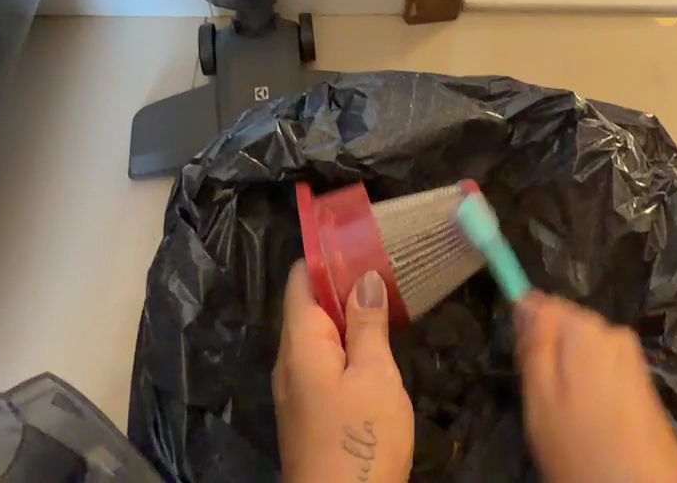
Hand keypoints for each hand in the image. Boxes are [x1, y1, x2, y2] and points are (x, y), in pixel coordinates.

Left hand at [273, 261, 413, 482]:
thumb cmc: (359, 440)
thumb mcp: (375, 375)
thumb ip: (367, 323)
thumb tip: (364, 277)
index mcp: (301, 344)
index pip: (301, 279)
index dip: (328, 254)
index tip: (362, 236)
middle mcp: (290, 361)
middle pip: (310, 304)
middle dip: (344, 281)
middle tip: (385, 261)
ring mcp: (297, 389)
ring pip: (319, 333)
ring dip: (349, 312)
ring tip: (387, 292)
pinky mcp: (310, 411)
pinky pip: (324, 359)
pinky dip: (347, 340)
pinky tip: (376, 340)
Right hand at [515, 292, 676, 482]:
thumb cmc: (583, 447)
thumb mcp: (541, 399)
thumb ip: (533, 344)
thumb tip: (525, 300)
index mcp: (585, 327)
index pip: (543, 303)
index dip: (527, 332)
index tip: (524, 366)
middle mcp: (613, 330)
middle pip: (566, 326)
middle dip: (551, 355)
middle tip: (544, 401)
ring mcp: (632, 355)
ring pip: (584, 351)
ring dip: (571, 375)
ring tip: (567, 418)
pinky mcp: (644, 379)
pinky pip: (604, 369)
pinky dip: (592, 389)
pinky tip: (590, 423)